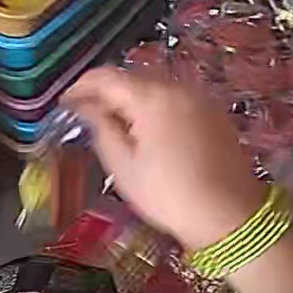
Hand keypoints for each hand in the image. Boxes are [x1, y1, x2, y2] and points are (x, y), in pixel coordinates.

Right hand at [64, 67, 265, 249]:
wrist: (227, 215)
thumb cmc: (168, 195)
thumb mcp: (124, 166)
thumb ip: (101, 128)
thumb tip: (84, 106)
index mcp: (152, 97)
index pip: (107, 77)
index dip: (81, 86)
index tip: (65, 102)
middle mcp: (178, 87)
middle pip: (133, 76)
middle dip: (106, 91)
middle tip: (86, 113)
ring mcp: (200, 98)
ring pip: (156, 86)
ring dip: (131, 98)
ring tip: (114, 123)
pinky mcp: (214, 112)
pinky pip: (176, 98)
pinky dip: (155, 106)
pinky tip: (147, 129)